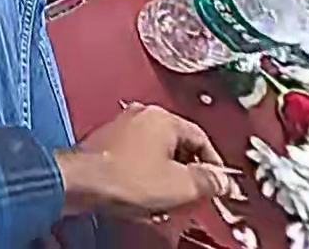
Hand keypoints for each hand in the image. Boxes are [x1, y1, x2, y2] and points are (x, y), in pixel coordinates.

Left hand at [56, 104, 235, 217]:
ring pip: (160, 146)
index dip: (214, 163)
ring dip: (170, 169)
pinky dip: (151, 167)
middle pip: (179, 139)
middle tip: (197, 192)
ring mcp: (126, 122)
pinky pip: (141, 150)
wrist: (86, 179)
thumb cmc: (130, 178)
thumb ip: (206, 181)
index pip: (200, 136)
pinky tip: (148, 188)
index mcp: (162, 118)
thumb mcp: (179, 185)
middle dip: (191, 167)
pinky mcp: (112, 136)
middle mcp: (144, 113)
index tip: (220, 184)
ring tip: (172, 194)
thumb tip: (223, 180)